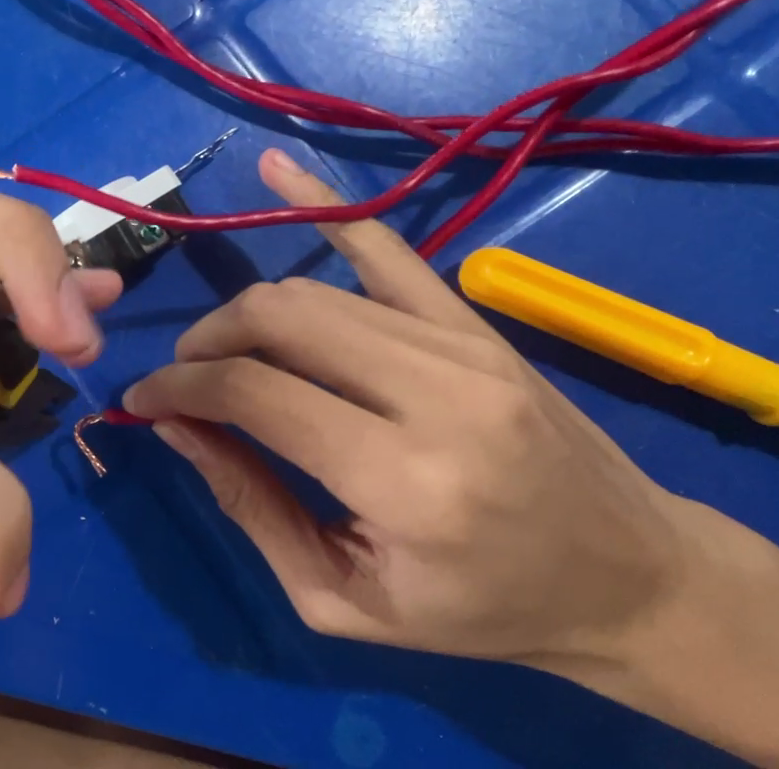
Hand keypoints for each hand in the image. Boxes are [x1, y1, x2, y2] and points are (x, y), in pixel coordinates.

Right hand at [124, 150, 691, 670]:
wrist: (636, 580)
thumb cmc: (482, 609)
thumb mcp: (344, 599)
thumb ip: (251, 506)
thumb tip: (175, 426)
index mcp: (404, 482)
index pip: (254, 392)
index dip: (179, 387)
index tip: (143, 400)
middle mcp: (437, 396)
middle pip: (278, 319)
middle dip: (206, 340)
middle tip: (184, 376)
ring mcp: (464, 345)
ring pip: (313, 290)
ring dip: (244, 311)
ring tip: (220, 346)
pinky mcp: (476, 322)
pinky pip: (386, 244)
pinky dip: (323, 203)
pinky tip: (274, 170)